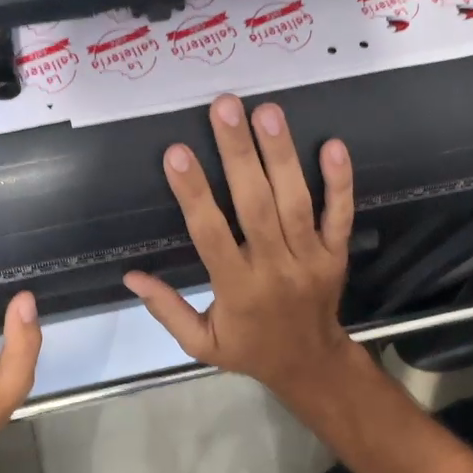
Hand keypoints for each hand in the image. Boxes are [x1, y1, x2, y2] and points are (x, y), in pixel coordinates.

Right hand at [123, 94, 365, 399]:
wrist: (311, 365)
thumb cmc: (250, 349)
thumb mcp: (201, 344)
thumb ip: (167, 310)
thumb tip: (132, 276)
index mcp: (238, 289)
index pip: (211, 234)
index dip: (194, 193)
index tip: (177, 153)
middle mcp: (275, 269)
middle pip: (256, 206)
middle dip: (239, 154)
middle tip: (225, 107)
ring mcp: (311, 259)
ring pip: (297, 202)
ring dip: (282, 155)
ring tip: (267, 111)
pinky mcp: (336, 253)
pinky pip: (340, 215)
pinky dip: (340, 181)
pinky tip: (333, 144)